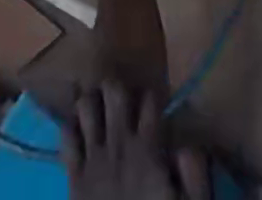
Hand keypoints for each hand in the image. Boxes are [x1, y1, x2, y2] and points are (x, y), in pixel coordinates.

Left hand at [62, 80, 210, 199]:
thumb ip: (195, 174)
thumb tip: (188, 142)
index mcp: (148, 150)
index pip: (150, 100)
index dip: (154, 94)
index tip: (157, 101)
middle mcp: (118, 144)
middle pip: (114, 91)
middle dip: (119, 86)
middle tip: (126, 97)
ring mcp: (92, 158)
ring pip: (86, 105)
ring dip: (94, 101)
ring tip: (101, 108)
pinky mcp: (74, 176)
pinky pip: (66, 136)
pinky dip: (72, 126)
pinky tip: (81, 130)